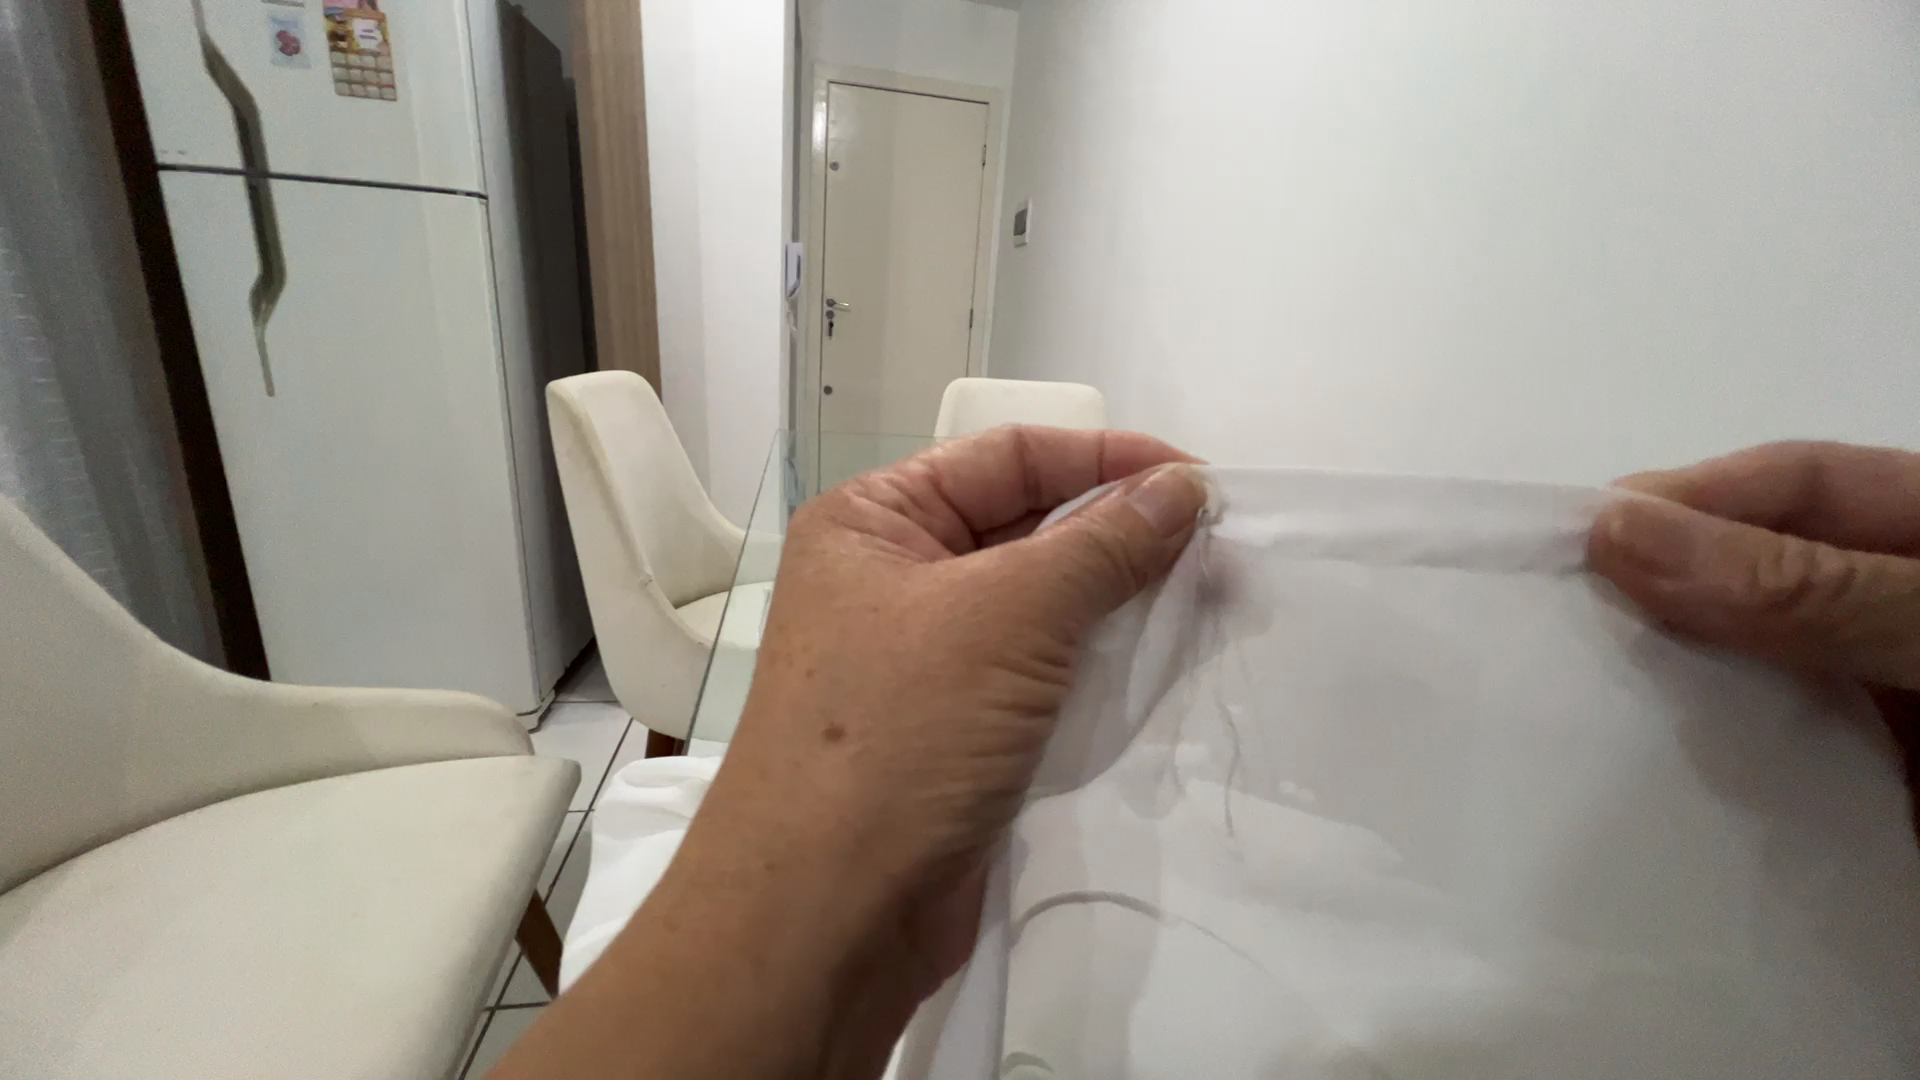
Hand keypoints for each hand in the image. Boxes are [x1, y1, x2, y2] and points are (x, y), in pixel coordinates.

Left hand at [499, 426, 1207, 1079]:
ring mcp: (924, 652)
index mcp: (874, 519)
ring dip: (1117, 595)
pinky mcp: (956, 719)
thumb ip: (1102, 545)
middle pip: (1024, 523)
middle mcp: (893, 574)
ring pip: (1038, 599)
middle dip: (1118, 529)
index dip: (1106, 457)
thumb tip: (1182, 487)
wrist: (828, 917)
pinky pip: (1038, 664)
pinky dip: (1095, 656)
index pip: (1007, 456)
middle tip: (1216, 544)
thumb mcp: (1008, 616)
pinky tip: (1157, 654)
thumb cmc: (903, 734)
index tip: (1198, 479)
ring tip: (1206, 593)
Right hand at [1586, 440, 1918, 830]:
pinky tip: (1640, 762)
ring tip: (1566, 689)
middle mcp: (1894, 607)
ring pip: (1728, 661)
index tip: (1572, 541)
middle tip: (1544, 621)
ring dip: (1653, 673)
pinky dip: (1693, 754)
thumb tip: (1618, 533)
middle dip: (1641, 587)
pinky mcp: (1856, 778)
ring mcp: (1872, 694)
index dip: (1675, 499)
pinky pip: (1749, 748)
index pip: (1785, 486)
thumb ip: (1824, 590)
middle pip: (1735, 571)